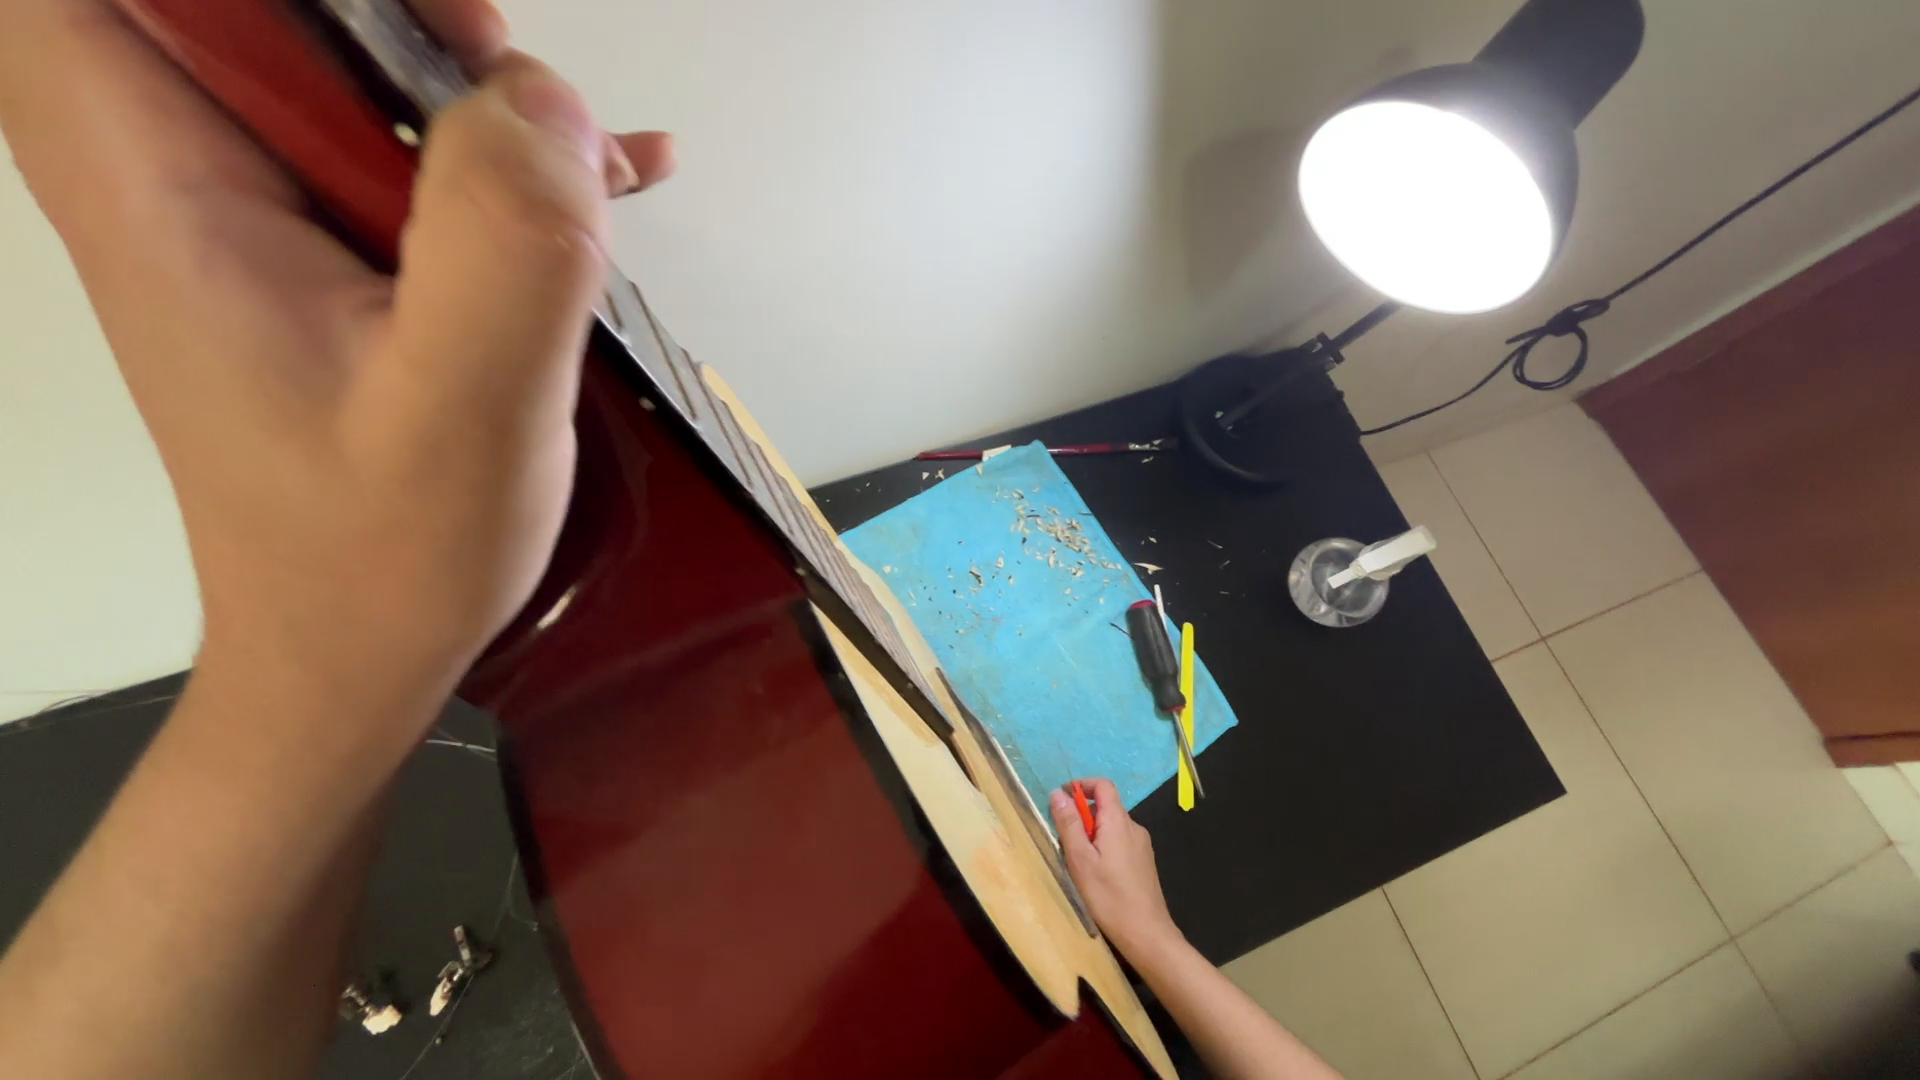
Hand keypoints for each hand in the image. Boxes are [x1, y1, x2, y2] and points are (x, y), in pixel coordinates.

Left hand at [0, 0, 671, 719]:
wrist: (361, 645)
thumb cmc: (389, 551)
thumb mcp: (465, 404)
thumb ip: (508, 244)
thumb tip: (546, 107)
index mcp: (160, 178)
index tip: (458, 43)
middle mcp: (187, 177)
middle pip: (281, 15)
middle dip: (426, 39)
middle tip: (538, 118)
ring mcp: (266, 225)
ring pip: (362, 80)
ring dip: (490, 110)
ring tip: (600, 172)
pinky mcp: (339, 269)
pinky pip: (415, 164)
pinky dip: (514, 167)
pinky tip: (612, 187)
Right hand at [1050, 777, 1185, 958]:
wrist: (1146, 934)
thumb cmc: (1109, 896)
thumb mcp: (1080, 859)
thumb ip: (1069, 824)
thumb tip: (1058, 794)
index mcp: (1118, 821)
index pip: (1103, 785)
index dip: (1081, 786)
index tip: (1062, 801)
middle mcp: (1133, 827)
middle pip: (1105, 806)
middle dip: (1082, 816)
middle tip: (1064, 841)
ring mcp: (1141, 845)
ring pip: (1111, 826)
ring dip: (1091, 834)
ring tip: (1078, 862)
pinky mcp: (1143, 862)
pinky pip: (1119, 841)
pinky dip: (1103, 846)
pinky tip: (1096, 874)